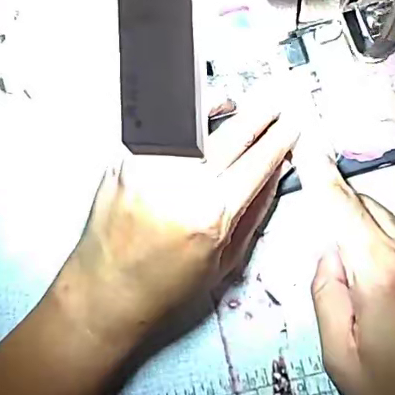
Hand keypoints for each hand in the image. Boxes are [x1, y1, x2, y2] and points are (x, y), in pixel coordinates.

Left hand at [50, 105, 299, 350]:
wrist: (105, 292)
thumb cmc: (162, 289)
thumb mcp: (223, 262)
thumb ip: (252, 213)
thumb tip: (273, 175)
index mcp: (209, 215)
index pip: (255, 163)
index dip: (278, 141)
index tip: (289, 127)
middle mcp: (178, 185)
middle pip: (229, 136)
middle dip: (257, 116)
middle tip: (272, 106)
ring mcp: (148, 167)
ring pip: (191, 123)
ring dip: (216, 108)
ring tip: (231, 103)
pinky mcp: (124, 160)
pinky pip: (159, 129)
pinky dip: (180, 119)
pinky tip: (191, 117)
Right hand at [300, 145, 394, 394]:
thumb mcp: (342, 360)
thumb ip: (325, 292)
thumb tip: (331, 256)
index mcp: (382, 272)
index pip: (341, 205)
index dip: (319, 173)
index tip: (308, 144)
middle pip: (373, 214)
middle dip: (352, 230)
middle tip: (350, 281)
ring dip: (389, 259)